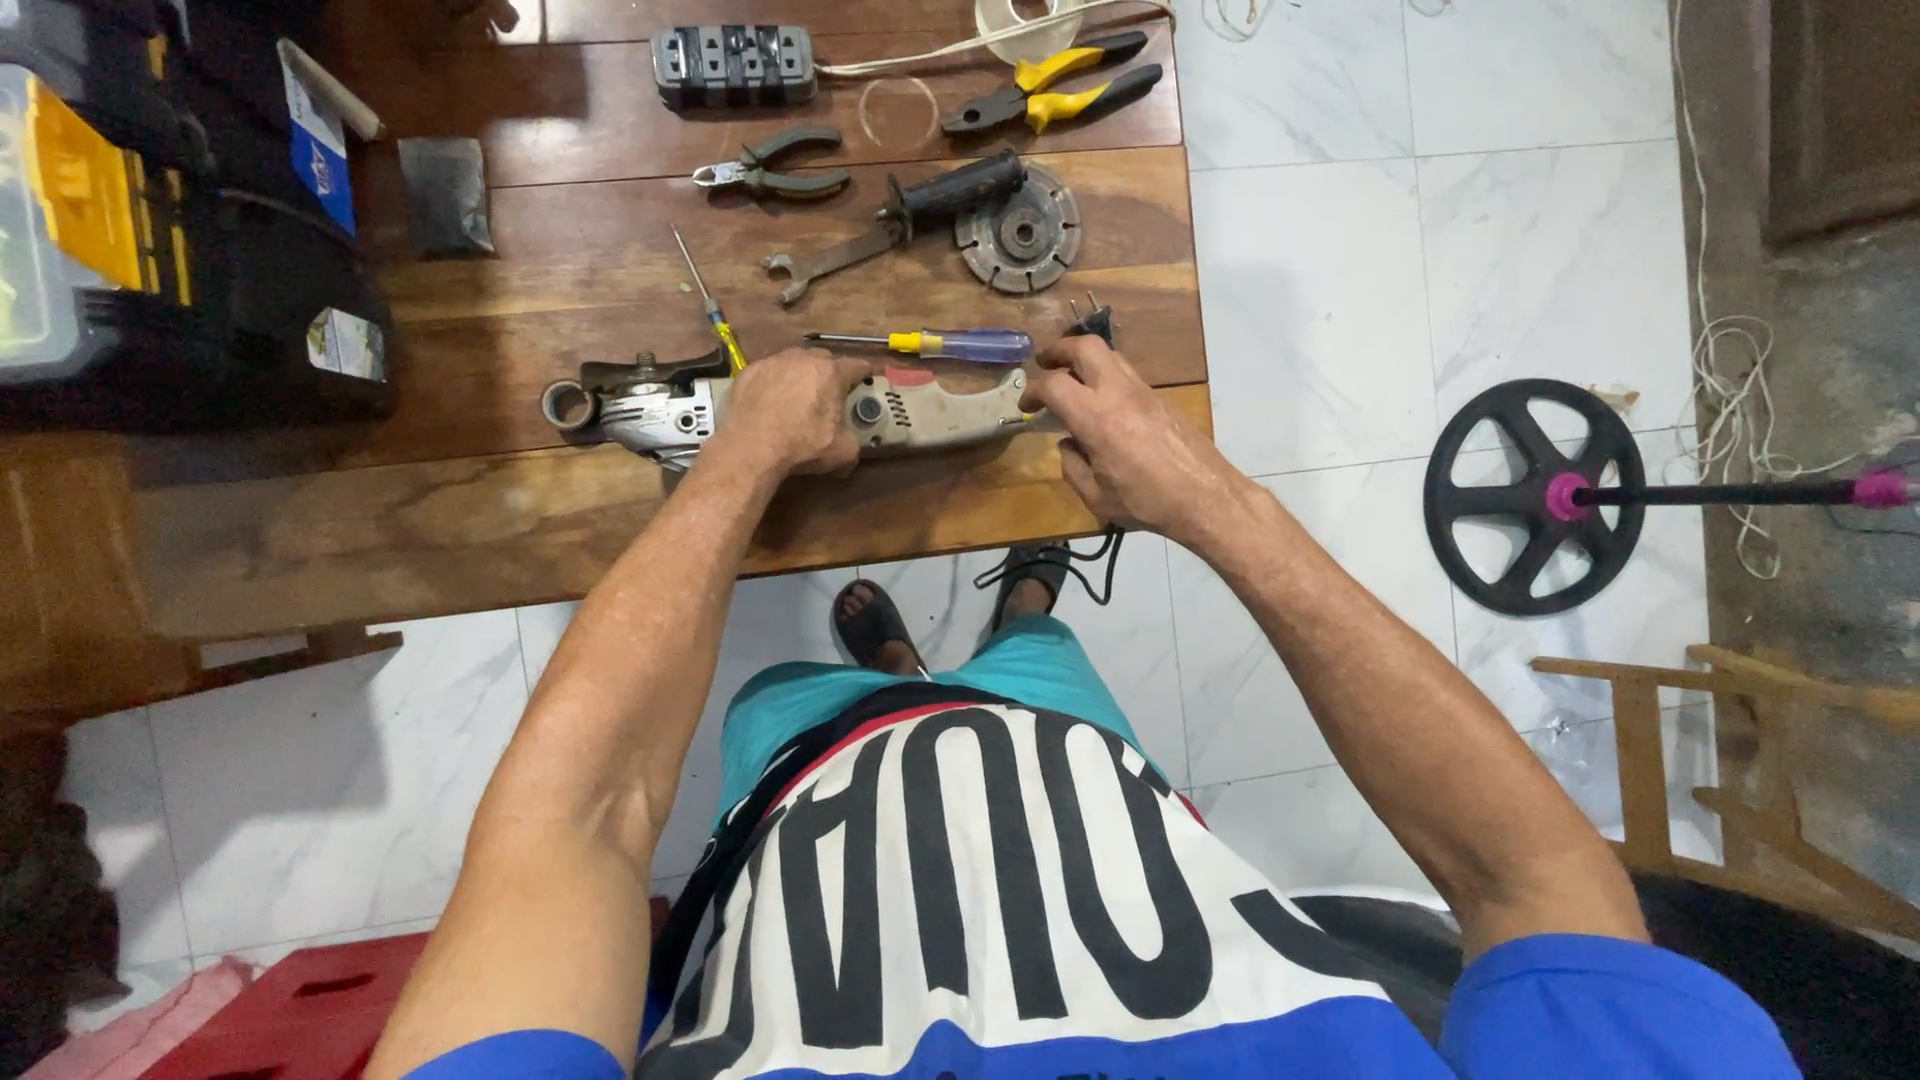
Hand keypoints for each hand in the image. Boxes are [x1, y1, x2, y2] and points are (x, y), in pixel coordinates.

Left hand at [715, 347, 871, 475]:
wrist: (750, 446)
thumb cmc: (802, 445)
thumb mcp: (842, 452)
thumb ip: (852, 443)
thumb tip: (850, 448)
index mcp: (831, 373)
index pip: (857, 365)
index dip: (863, 373)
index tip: (864, 380)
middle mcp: (803, 359)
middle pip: (824, 359)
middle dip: (829, 372)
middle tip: (828, 392)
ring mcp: (773, 362)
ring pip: (794, 361)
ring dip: (800, 374)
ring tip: (796, 395)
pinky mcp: (749, 371)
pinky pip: (768, 372)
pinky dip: (773, 382)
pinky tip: (769, 401)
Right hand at [1021, 336, 1251, 547]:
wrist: (1205, 497)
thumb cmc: (1146, 503)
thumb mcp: (1096, 497)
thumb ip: (1072, 467)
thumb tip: (1068, 446)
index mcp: (1096, 419)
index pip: (1054, 385)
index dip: (1032, 391)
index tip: (1026, 406)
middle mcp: (1118, 393)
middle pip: (1085, 346)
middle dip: (1059, 349)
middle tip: (1044, 362)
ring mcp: (1143, 392)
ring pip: (1110, 355)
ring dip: (1085, 360)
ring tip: (1073, 378)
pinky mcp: (1160, 399)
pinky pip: (1126, 375)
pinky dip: (1106, 376)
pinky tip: (1103, 402)